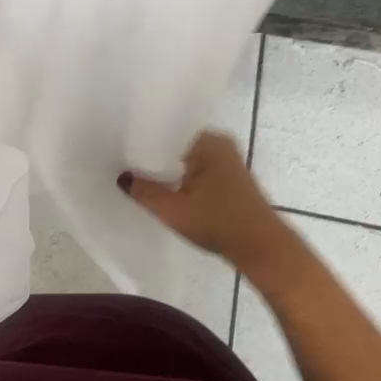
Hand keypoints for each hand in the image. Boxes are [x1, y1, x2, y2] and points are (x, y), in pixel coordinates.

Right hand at [125, 133, 307, 276]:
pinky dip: (181, 179)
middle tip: (121, 163)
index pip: (166, 131)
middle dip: (152, 157)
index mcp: (207, 141)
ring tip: (137, 177)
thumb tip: (122, 177)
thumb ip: (143, 191)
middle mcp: (219, 143)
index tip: (119, 149)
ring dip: (167, 171)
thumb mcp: (172, 209)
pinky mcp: (230, 179)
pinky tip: (164, 190)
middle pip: (175, 146)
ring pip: (186, 161)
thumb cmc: (218, 223)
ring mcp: (227, 161)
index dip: (141, 141)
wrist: (262, 249)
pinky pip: (197, 172)